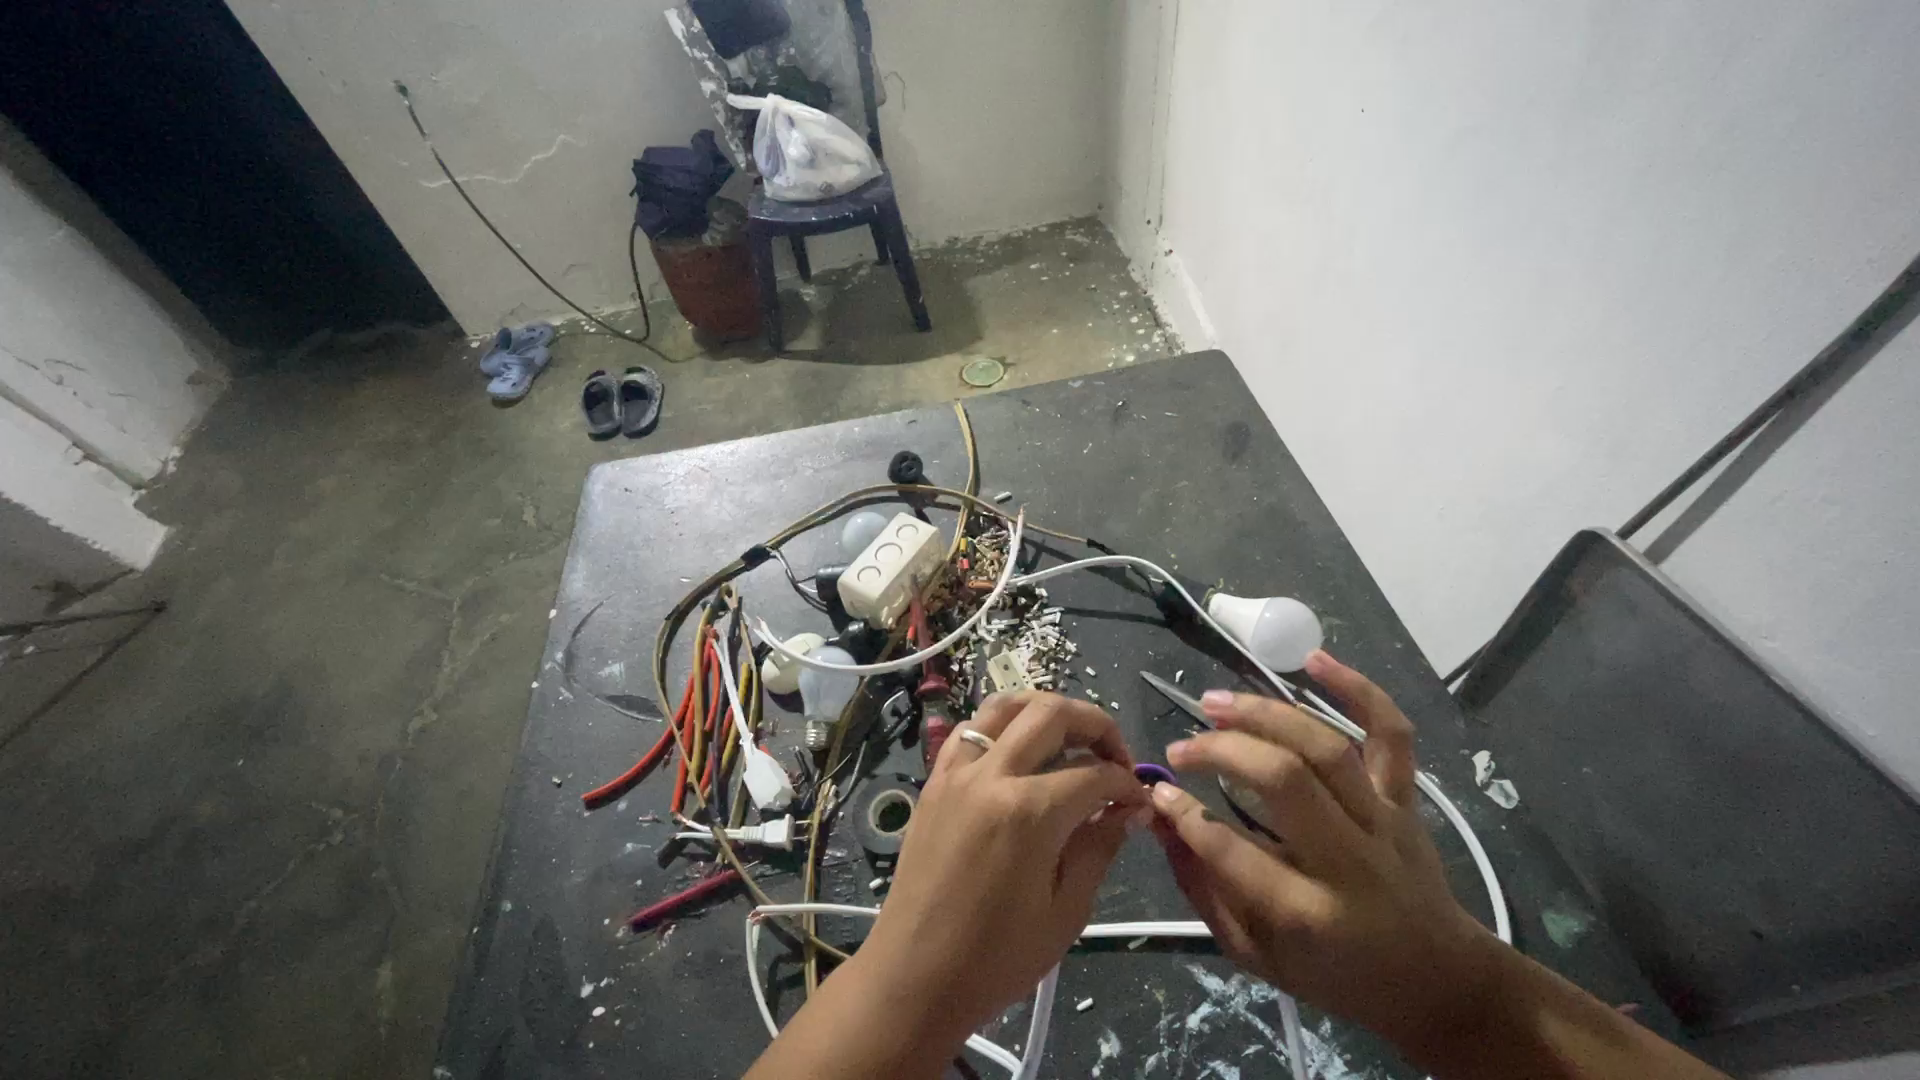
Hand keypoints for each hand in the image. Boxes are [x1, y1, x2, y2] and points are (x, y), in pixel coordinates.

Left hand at [861, 691, 1150, 1038]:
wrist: (914, 976)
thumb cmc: (997, 958)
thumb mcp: (1065, 912)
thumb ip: (1098, 847)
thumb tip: (1128, 808)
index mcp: (1030, 812)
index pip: (1095, 773)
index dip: (1127, 782)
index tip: (1139, 800)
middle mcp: (992, 775)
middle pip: (1052, 714)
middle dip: (1096, 725)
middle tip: (1115, 757)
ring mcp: (956, 772)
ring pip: (1005, 705)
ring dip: (1045, 710)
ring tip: (1070, 739)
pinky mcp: (934, 781)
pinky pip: (970, 731)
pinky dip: (1001, 726)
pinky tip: (1019, 751)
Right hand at [1149, 650, 1502, 1052]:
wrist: (1440, 982)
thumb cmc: (1338, 975)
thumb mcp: (1256, 955)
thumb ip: (1202, 889)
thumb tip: (1159, 821)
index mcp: (1309, 912)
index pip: (1231, 849)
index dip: (1183, 816)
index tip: (1155, 794)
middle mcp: (1351, 860)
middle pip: (1284, 780)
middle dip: (1221, 752)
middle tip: (1181, 748)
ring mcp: (1384, 821)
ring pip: (1326, 748)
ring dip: (1265, 714)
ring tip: (1215, 702)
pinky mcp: (1405, 799)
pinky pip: (1391, 735)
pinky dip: (1359, 690)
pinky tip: (1314, 659)